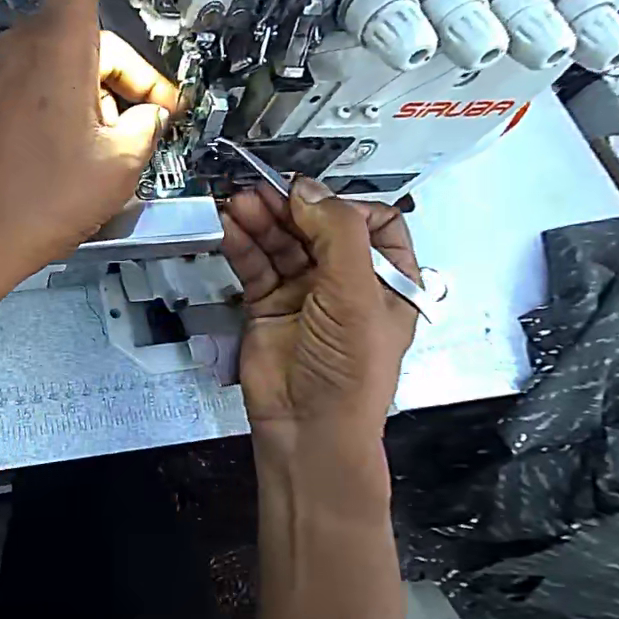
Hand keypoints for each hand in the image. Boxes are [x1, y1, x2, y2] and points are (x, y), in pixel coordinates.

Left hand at [0, 0, 180, 290]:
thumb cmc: (52, 196)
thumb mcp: (121, 165)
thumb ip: (144, 127)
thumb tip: (147, 116)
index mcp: (58, 46)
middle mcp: (20, 47)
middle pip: (83, 34)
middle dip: (126, 71)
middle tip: (156, 118)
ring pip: (59, 61)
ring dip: (96, 90)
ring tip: (115, 143)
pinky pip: (33, 84)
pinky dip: (64, 102)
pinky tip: (75, 149)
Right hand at [221, 177, 420, 437]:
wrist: (307, 427)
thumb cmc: (349, 372)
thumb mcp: (357, 295)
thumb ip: (337, 234)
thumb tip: (308, 191)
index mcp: (387, 280)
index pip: (374, 223)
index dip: (346, 207)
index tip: (317, 201)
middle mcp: (348, 283)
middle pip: (319, 227)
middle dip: (292, 207)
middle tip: (265, 190)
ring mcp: (306, 293)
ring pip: (284, 243)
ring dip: (263, 220)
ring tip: (241, 203)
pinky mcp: (269, 305)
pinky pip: (256, 265)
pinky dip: (243, 245)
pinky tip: (231, 227)